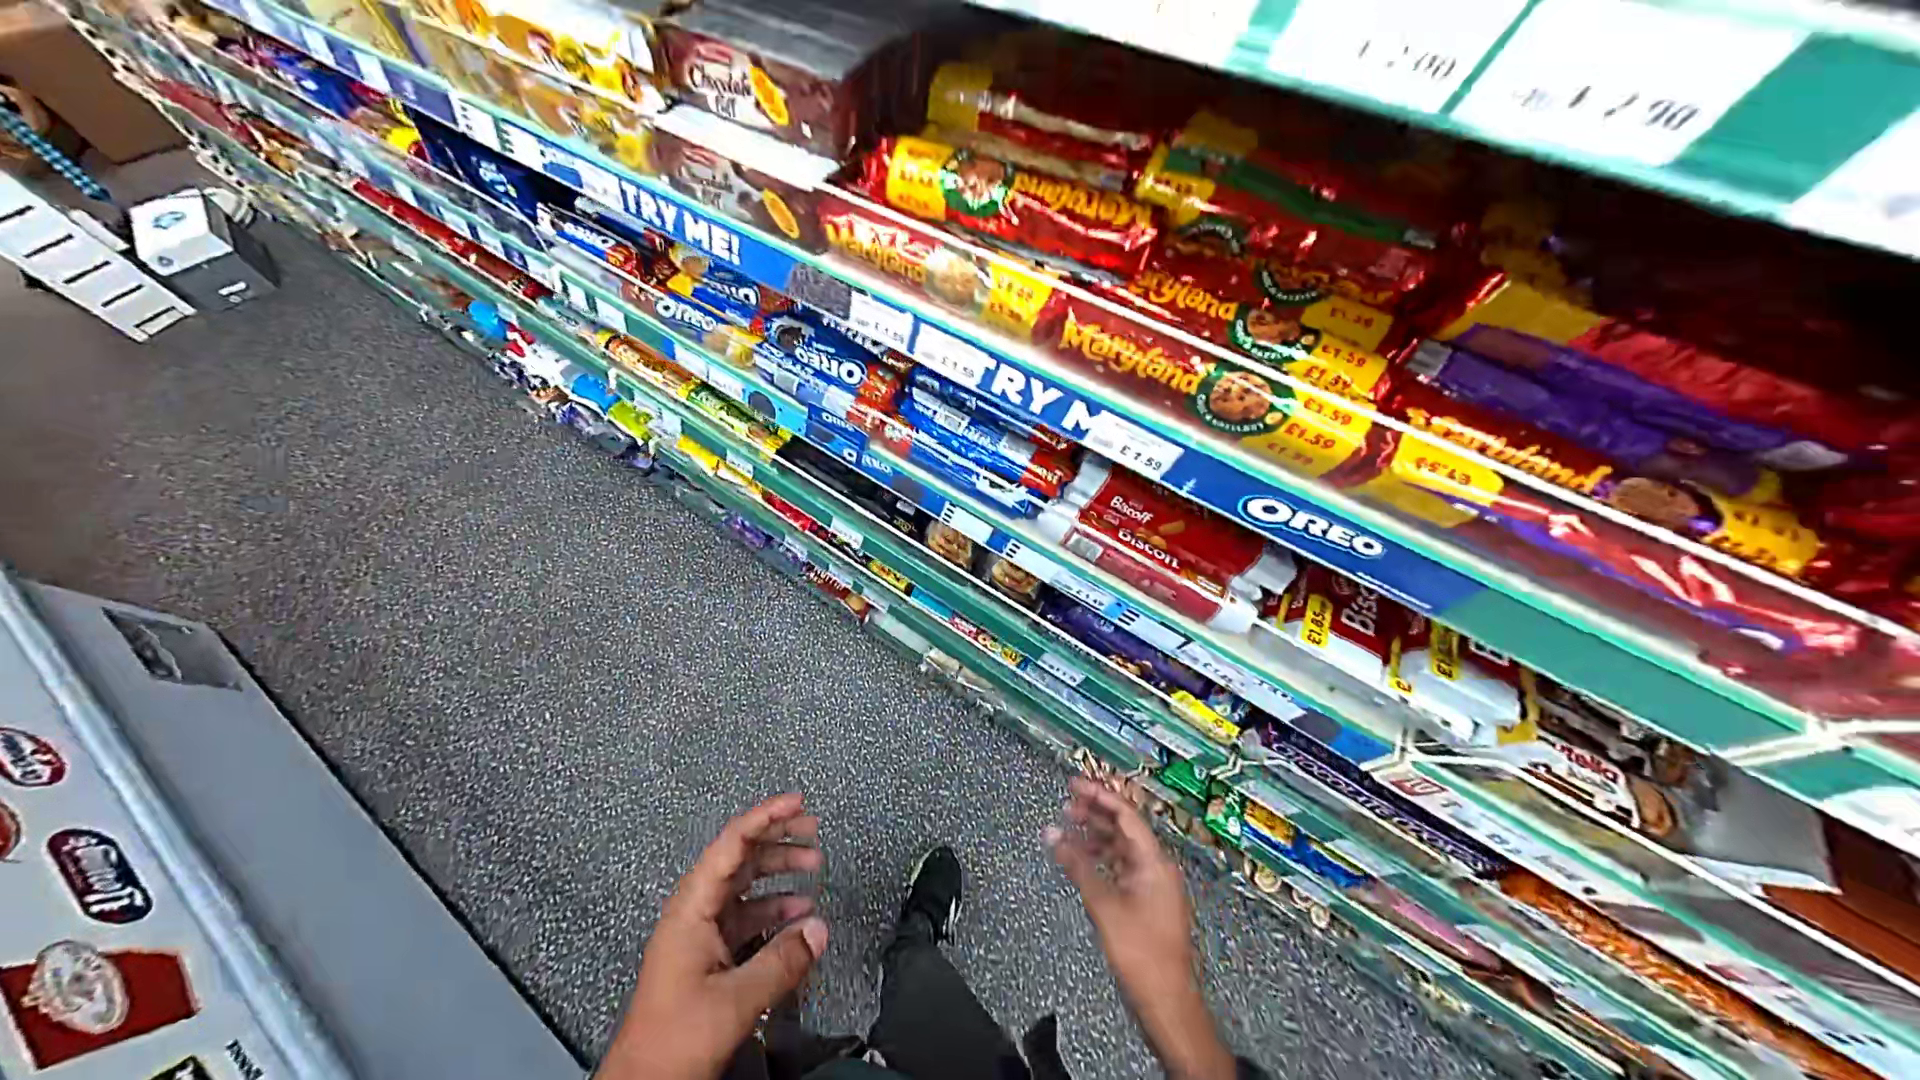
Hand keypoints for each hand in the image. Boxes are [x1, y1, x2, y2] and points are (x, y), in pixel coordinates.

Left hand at [599, 793, 828, 1079]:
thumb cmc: (671, 1043)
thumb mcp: (733, 1001)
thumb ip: (781, 961)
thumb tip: (819, 928)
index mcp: (692, 908)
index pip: (732, 843)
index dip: (766, 816)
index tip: (796, 802)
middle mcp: (696, 911)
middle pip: (741, 856)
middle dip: (779, 837)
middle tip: (812, 826)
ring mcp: (703, 931)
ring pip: (747, 883)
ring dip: (781, 870)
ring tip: (813, 864)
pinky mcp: (711, 952)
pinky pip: (749, 913)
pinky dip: (777, 907)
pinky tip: (800, 914)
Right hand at [1047, 778, 1234, 1079]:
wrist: (1166, 1002)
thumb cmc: (1141, 953)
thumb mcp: (1103, 904)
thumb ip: (1077, 865)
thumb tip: (1052, 835)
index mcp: (1155, 861)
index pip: (1126, 814)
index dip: (1100, 795)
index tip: (1075, 784)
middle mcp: (1157, 867)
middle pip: (1124, 827)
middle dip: (1095, 812)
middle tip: (1068, 801)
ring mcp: (1152, 884)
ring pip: (1121, 846)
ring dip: (1095, 834)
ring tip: (1069, 826)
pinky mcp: (1145, 900)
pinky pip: (1120, 865)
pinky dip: (1099, 857)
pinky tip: (1080, 858)